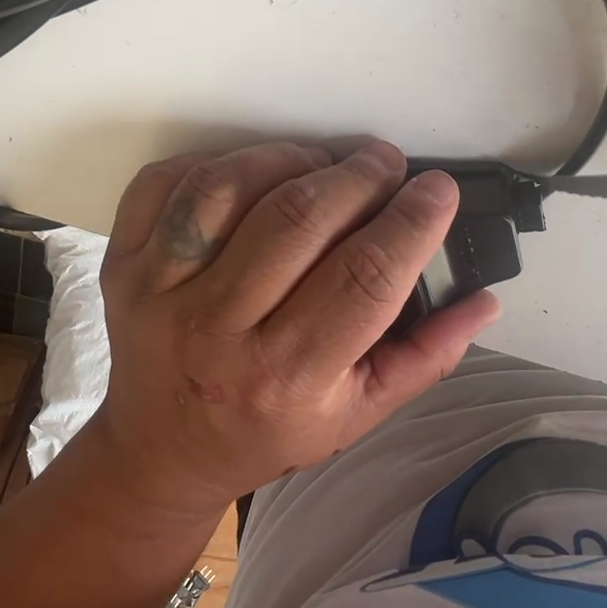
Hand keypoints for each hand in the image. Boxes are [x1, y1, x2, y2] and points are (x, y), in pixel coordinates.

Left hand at [84, 141, 499, 520]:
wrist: (164, 449)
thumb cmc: (268, 431)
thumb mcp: (357, 414)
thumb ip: (425, 357)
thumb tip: (484, 298)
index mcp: (286, 378)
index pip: (364, 278)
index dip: (411, 222)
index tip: (437, 190)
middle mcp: (216, 332)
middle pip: (298, 219)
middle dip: (357, 176)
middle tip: (383, 165)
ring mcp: (158, 293)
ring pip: (228, 188)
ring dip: (288, 158)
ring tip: (321, 163)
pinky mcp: (122, 265)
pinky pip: (164, 183)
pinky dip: (214, 161)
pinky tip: (252, 173)